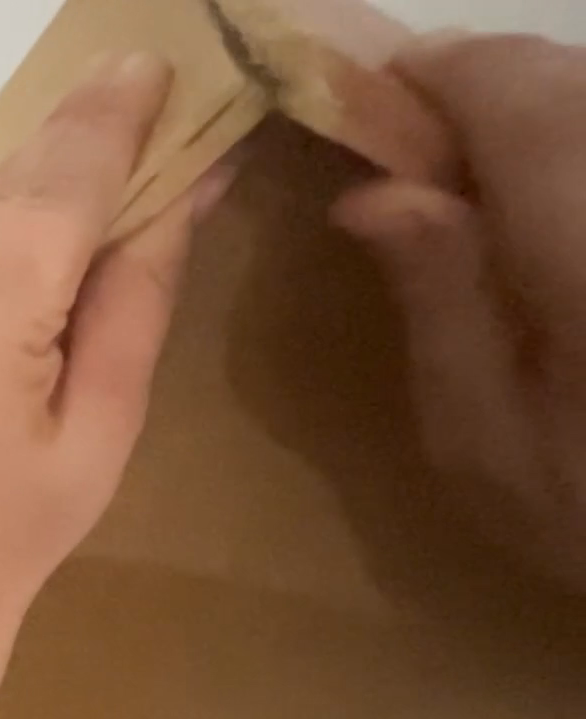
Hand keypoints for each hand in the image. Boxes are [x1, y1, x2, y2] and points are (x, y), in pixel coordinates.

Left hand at [0, 53, 218, 641]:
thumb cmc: (20, 528)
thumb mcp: (106, 424)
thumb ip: (134, 297)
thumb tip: (179, 187)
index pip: (47, 197)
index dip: (101, 126)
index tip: (145, 69)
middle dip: (62, 153)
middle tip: (127, 107)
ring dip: (10, 203)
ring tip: (70, 196)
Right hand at [334, 34, 585, 592]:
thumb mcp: (475, 426)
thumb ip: (437, 299)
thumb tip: (376, 193)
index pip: (526, 102)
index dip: (441, 76)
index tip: (368, 89)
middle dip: (487, 97)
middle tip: (404, 149)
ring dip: (540, 126)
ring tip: (466, 184)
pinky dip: (575, 162)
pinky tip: (533, 212)